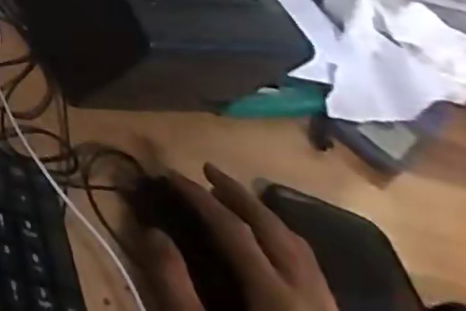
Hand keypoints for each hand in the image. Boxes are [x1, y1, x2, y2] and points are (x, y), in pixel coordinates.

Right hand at [137, 164, 335, 310]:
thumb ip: (175, 286)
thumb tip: (154, 231)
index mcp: (273, 295)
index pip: (230, 227)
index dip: (197, 196)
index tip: (169, 175)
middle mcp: (307, 295)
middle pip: (272, 228)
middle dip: (237, 194)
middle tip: (206, 170)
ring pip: (300, 247)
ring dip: (265, 215)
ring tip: (236, 200)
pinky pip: (312, 269)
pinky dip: (286, 243)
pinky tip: (272, 247)